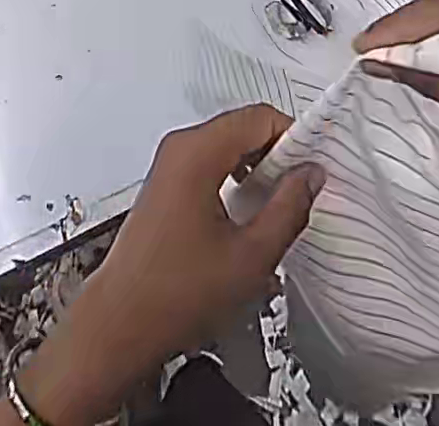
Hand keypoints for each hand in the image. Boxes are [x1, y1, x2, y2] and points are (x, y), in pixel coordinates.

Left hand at [12, 106, 323, 424]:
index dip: (294, 135)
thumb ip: (289, 208)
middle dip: (278, 151)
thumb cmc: (174, 293)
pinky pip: (212, 160)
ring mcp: (171, 163)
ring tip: (281, 204)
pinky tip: (251, 211)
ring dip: (259, 165)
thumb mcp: (251, 255)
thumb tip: (310, 176)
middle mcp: (180, 148)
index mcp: (196, 153)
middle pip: (242, 125)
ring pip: (228, 142)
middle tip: (304, 187)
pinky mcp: (168, 181)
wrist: (122, 321)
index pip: (258, 117)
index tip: (315, 163)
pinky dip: (238, 175)